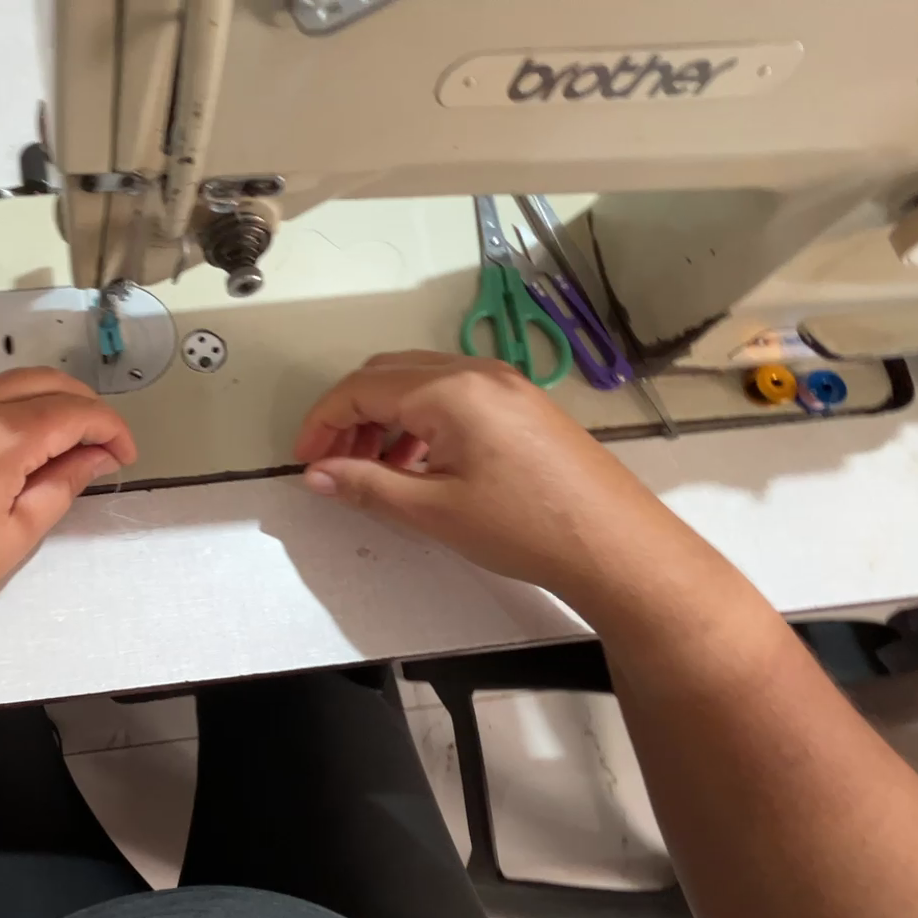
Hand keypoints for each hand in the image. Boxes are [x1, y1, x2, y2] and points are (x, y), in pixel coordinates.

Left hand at [0, 369, 135, 653]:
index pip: (71, 411)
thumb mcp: (17, 534)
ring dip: (45, 401)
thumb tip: (98, 454)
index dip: (109, 428)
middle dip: (82, 406)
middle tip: (100, 446)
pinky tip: (15, 441)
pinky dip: (6, 404)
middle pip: (42, 381)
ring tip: (62, 445)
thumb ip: (63, 483)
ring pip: (6, 381)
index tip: (125, 455)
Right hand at [293, 352, 704, 605]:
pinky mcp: (520, 402)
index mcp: (450, 391)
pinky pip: (450, 394)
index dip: (321, 423)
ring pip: (418, 382)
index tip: (303, 461)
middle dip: (348, 415)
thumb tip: (314, 475)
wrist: (614, 545)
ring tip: (369, 468)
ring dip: (381, 417)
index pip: (361, 389)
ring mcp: (503, 383)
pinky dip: (416, 419)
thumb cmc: (520, 527)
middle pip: (387, 374)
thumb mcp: (430, 510)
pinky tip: (415, 462)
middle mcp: (476, 372)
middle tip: (332, 462)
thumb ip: (364, 485)